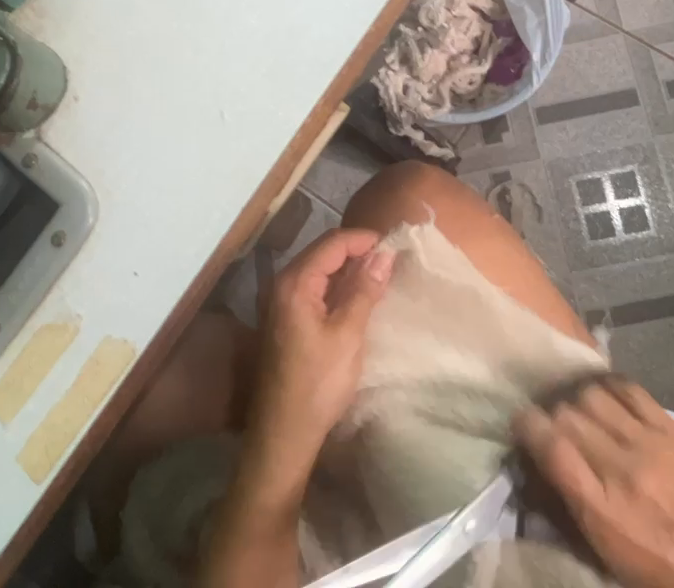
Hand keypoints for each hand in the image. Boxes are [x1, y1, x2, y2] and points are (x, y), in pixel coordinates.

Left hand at [249, 229, 395, 458]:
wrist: (284, 433)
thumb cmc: (318, 384)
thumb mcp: (348, 335)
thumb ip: (365, 290)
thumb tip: (385, 254)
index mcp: (294, 284)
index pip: (332, 243)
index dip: (363, 239)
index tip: (394, 245)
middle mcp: (281, 285)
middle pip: (321, 251)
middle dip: (356, 249)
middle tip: (390, 258)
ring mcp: (279, 303)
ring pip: (317, 269)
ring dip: (347, 267)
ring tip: (379, 274)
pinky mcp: (283, 320)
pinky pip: (312, 287)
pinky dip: (335, 285)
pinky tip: (356, 295)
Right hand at [514, 379, 673, 587]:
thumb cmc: (658, 572)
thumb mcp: (603, 550)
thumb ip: (569, 503)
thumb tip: (540, 466)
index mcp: (600, 509)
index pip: (550, 446)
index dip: (526, 426)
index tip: (521, 425)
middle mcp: (622, 468)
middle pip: (567, 415)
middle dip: (551, 416)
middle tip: (550, 426)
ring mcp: (650, 444)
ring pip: (593, 395)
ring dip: (577, 401)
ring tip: (578, 413)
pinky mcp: (673, 431)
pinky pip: (630, 390)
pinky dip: (610, 388)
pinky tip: (605, 398)